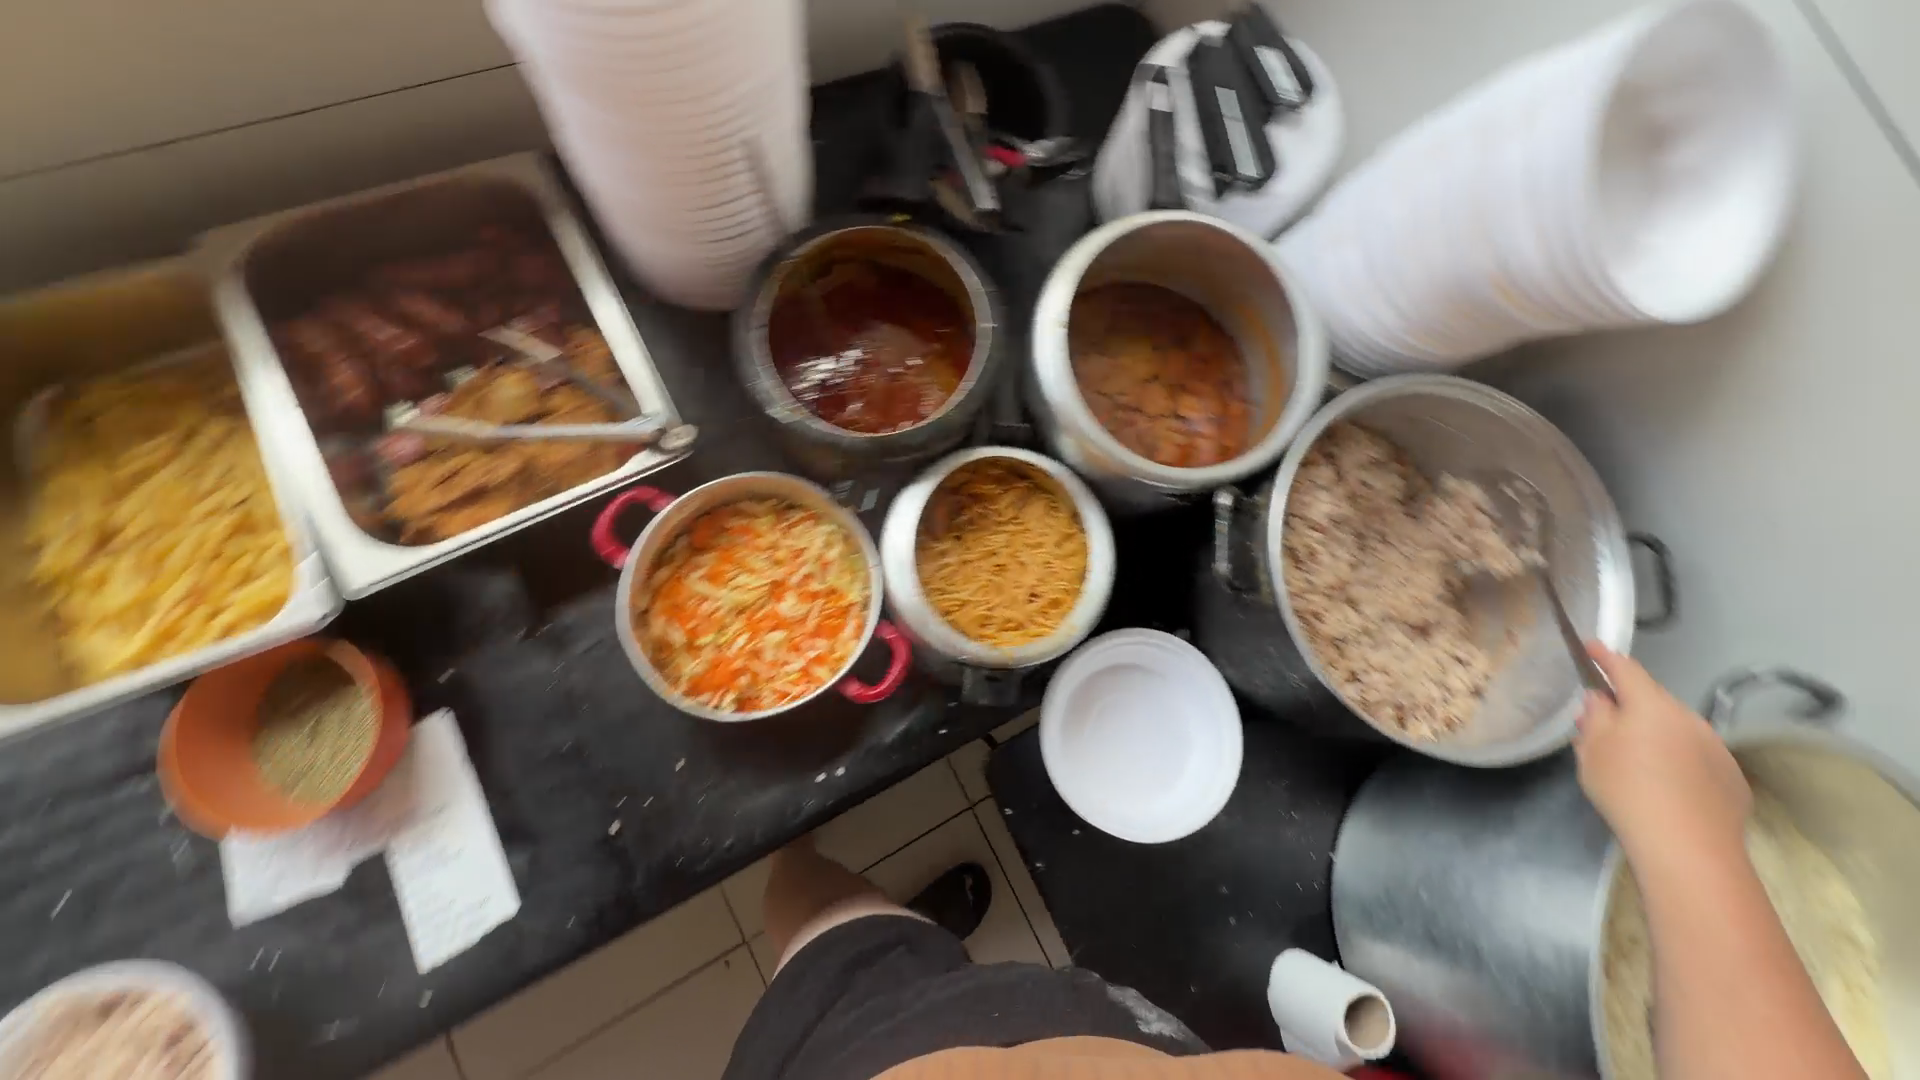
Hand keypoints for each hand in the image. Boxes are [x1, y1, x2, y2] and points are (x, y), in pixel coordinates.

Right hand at [1574, 644, 1750, 862]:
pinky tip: (1664, 784)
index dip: (1606, 657)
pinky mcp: (1731, 777)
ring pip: (1676, 728)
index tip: (1592, 647)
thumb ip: (1595, 718)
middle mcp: (1689, 719)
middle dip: (1628, 703)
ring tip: (1634, 757)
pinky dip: (1676, 758)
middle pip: (1653, 700)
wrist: (1688, 846)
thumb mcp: (1592, 750)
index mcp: (1651, 706)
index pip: (1626, 669)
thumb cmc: (1627, 790)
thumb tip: (1601, 700)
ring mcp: (1716, 748)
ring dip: (1653, 732)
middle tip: (1603, 720)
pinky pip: (1695, 755)